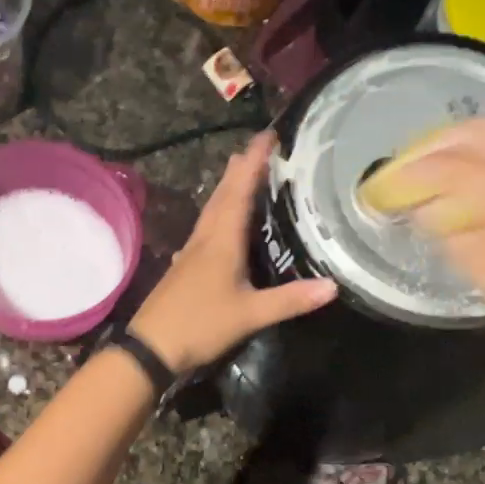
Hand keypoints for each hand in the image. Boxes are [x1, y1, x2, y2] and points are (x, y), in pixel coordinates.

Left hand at [128, 134, 337, 375]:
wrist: (151, 348)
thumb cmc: (200, 325)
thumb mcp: (251, 315)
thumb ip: (291, 300)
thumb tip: (333, 287)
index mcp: (222, 240)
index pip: (240, 191)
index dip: (254, 162)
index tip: (268, 135)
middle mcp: (204, 239)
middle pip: (222, 195)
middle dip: (240, 169)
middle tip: (257, 148)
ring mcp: (190, 253)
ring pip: (211, 212)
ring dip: (226, 190)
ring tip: (240, 175)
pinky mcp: (183, 269)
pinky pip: (204, 232)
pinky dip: (217, 218)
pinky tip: (218, 228)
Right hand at [366, 118, 484, 324]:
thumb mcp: (471, 258)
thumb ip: (442, 226)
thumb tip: (422, 209)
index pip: (443, 164)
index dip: (410, 173)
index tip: (385, 183)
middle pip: (472, 133)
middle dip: (436, 145)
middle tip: (411, 162)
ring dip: (465, 140)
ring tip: (440, 158)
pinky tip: (475, 168)